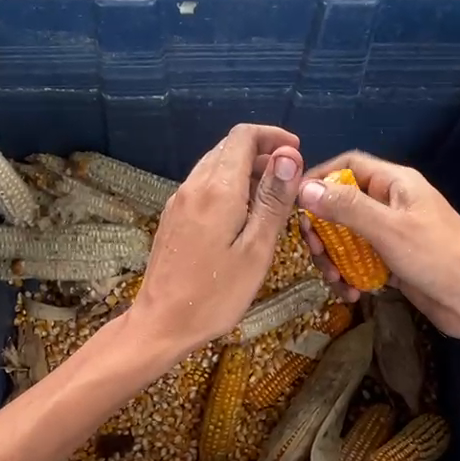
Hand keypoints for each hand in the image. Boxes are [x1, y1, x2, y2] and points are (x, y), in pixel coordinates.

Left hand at [128, 124, 304, 354]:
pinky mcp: (172, 219)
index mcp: (218, 189)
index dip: (274, 137)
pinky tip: (242, 218)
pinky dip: (227, 189)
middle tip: (289, 182)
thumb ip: (273, 201)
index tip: (297, 155)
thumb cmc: (215, 295)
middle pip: (228, 149)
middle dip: (262, 154)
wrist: (162, 323)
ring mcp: (179, 202)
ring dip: (245, 172)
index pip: (244, 137)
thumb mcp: (255, 250)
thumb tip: (289, 156)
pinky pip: (203, 188)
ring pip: (214, 167)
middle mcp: (194, 186)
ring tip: (271, 201)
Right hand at [299, 151, 459, 341]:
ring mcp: (391, 236)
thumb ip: (347, 209)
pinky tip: (350, 294)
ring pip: (347, 239)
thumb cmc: (439, 258)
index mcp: (396, 184)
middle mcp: (391, 205)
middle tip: (315, 252)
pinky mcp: (392, 265)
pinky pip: (359, 264)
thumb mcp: (389, 230)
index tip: (296, 205)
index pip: (349, 167)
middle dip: (322, 230)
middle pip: (341, 206)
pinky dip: (349, 277)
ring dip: (333, 259)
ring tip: (334, 280)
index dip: (320, 180)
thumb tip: (304, 188)